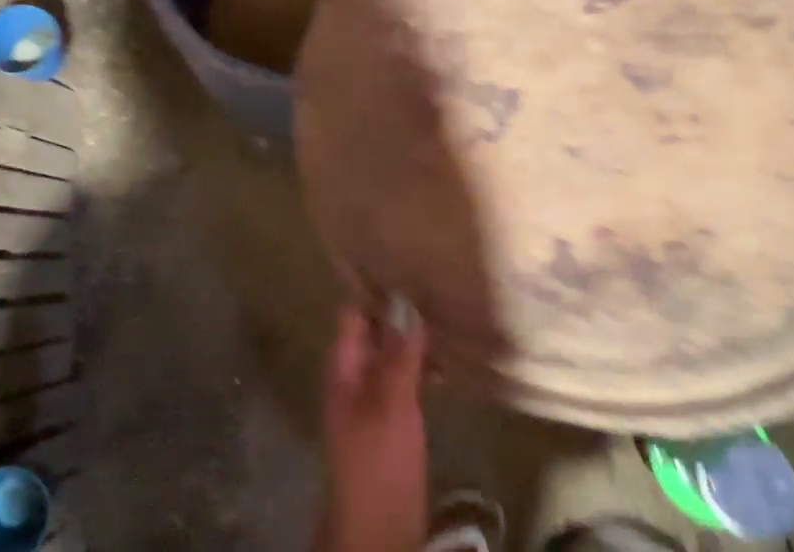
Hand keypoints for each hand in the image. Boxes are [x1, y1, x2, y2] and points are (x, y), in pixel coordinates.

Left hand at [317, 304, 429, 551]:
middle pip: (373, 334)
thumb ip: (397, 356)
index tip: (410, 268)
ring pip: (391, 358)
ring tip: (449, 318)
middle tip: (439, 287)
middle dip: (401, 314)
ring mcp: (371, 402)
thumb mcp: (390, 404)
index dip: (377, 292)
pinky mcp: (391, 424)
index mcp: (343, 369)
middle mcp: (353, 379)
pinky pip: (404, 382)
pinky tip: (448, 365)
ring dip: (414, 342)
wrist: (377, 531)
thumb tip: (404, 302)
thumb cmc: (378, 463)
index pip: (354, 315)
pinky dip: (422, 369)